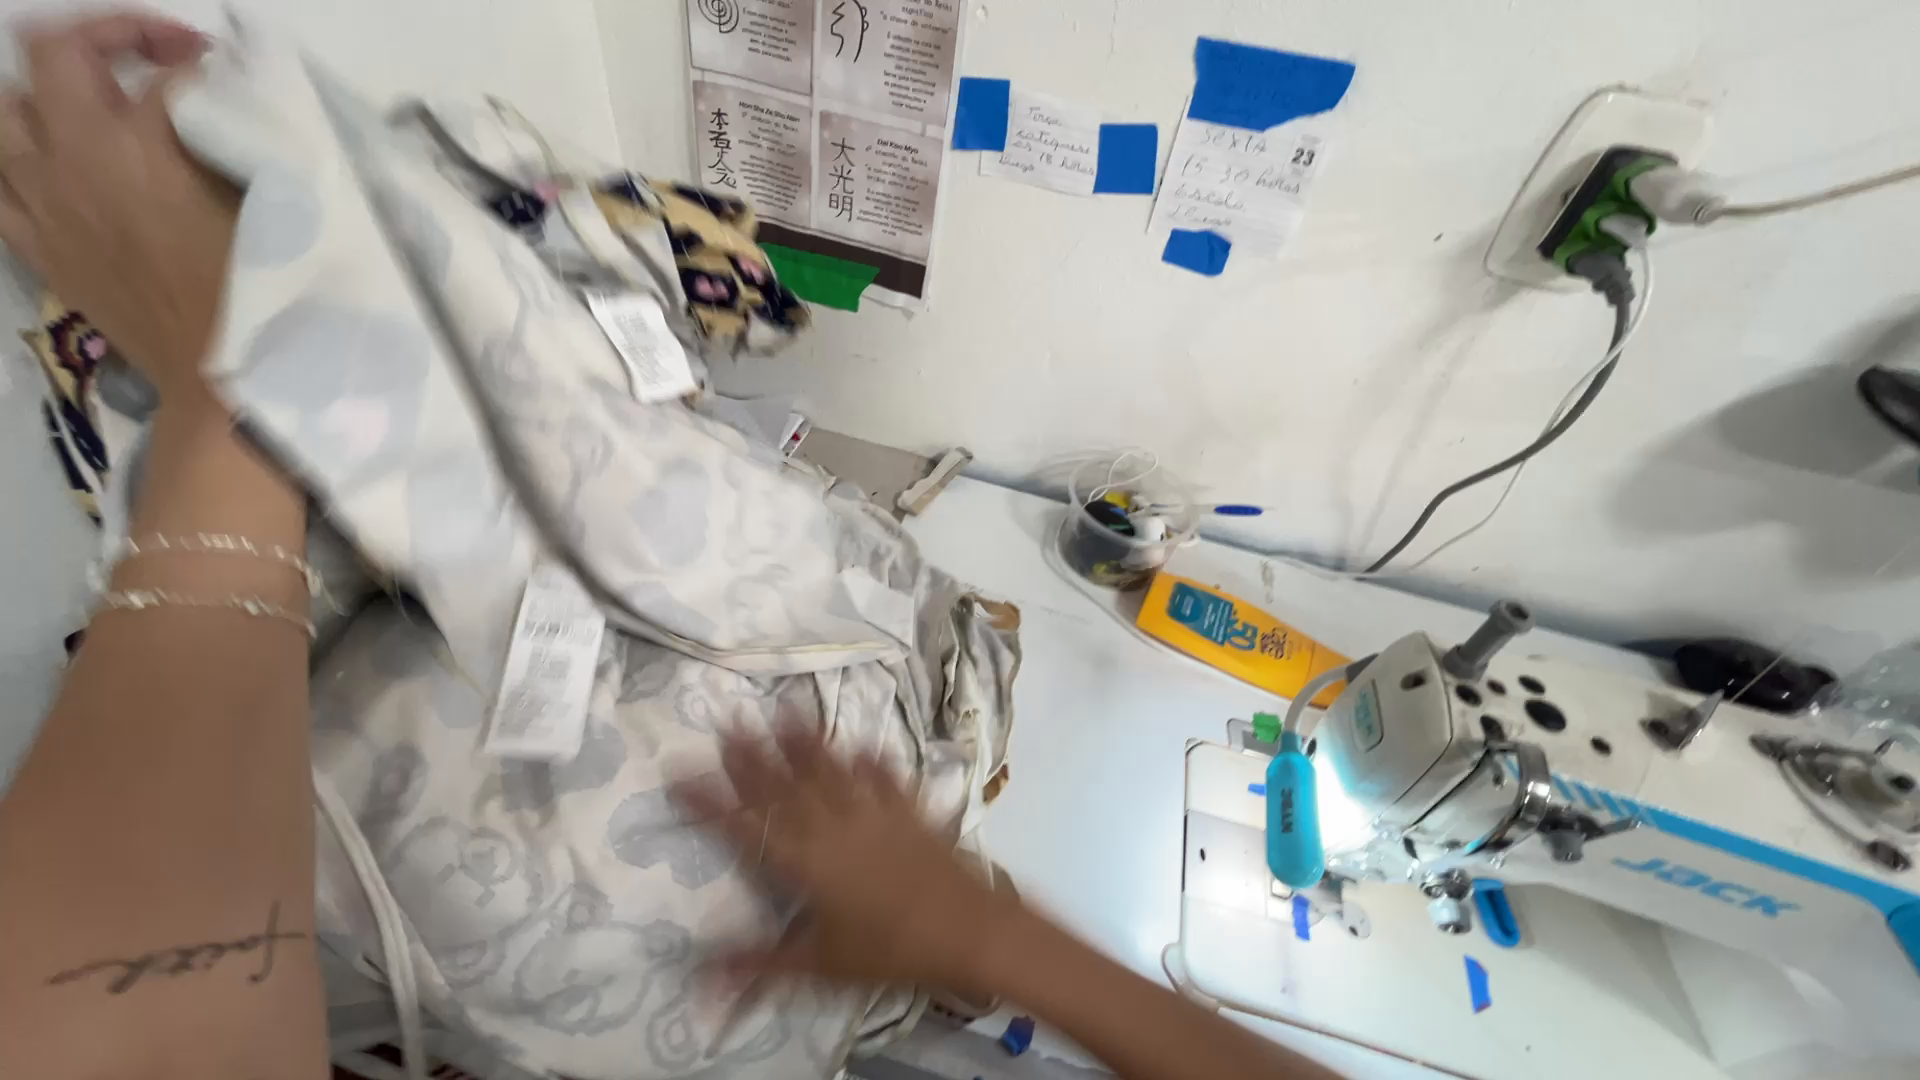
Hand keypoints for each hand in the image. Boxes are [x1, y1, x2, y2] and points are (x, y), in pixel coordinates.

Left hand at [0, 12, 233, 405]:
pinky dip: (24, 159)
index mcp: (144, 152)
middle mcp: (72, 157)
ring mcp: (38, 198)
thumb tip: (238, 116)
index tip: (238, 77)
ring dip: (54, 94)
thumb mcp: (280, 223)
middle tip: (172, 59)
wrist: (223, 383)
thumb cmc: (267, 304)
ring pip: (8, 106)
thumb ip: (248, 158)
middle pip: (57, 54)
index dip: (205, 66)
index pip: (168, 77)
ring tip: (103, 111)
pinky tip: (65, 173)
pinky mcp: (31, 240)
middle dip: (114, 39)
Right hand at [672, 727, 1018, 996]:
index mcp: (805, 861)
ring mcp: (873, 810)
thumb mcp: (819, 964)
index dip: (711, 801)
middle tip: (728, 720)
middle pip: (785, 785)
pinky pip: (885, 777)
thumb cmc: (888, 950)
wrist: (965, 925)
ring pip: (831, 769)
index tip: (681, 773)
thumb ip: (759, 964)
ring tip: (785, 708)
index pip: (746, 827)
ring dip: (805, 740)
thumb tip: (699, 978)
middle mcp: (833, 825)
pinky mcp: (909, 808)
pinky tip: (863, 744)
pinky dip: (871, 760)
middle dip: (752, 754)